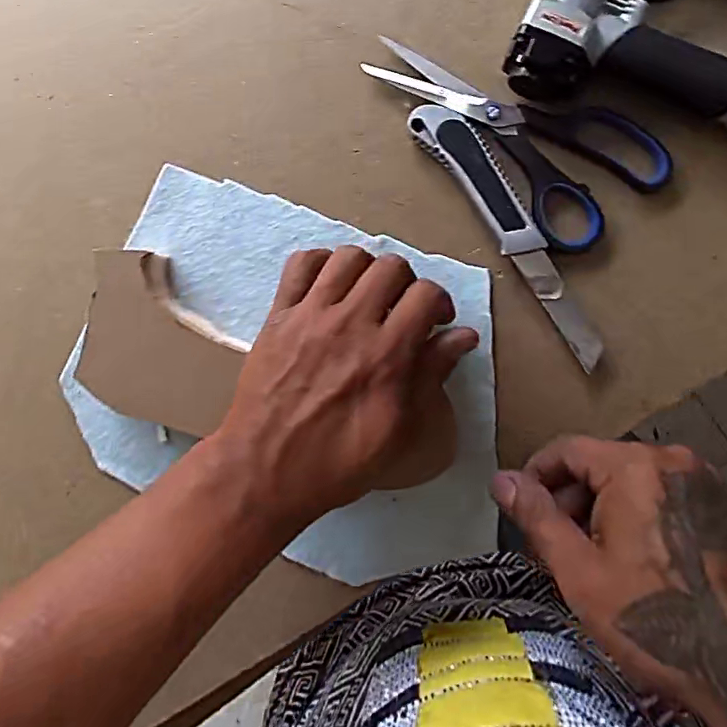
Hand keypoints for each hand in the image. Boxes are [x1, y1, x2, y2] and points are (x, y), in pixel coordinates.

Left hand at [208, 247, 477, 527]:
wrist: (263, 470)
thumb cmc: (336, 462)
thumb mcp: (398, 431)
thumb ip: (430, 375)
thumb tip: (463, 336)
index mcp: (385, 353)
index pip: (426, 293)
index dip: (439, 303)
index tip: (435, 322)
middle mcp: (349, 323)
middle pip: (390, 266)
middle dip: (407, 283)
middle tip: (402, 309)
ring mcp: (309, 314)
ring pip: (348, 256)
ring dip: (366, 269)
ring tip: (365, 295)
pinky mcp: (278, 315)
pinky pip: (300, 264)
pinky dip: (320, 263)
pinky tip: (328, 286)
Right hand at [492, 436, 726, 726]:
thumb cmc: (657, 622)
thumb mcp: (579, 571)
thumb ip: (536, 517)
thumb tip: (500, 479)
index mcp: (636, 466)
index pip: (567, 449)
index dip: (534, 476)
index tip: (518, 510)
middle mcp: (673, 460)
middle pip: (599, 464)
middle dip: (568, 500)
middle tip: (553, 548)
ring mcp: (704, 482)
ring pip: (630, 482)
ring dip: (600, 511)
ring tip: (590, 562)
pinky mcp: (723, 508)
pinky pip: (661, 496)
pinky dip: (635, 518)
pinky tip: (631, 563)